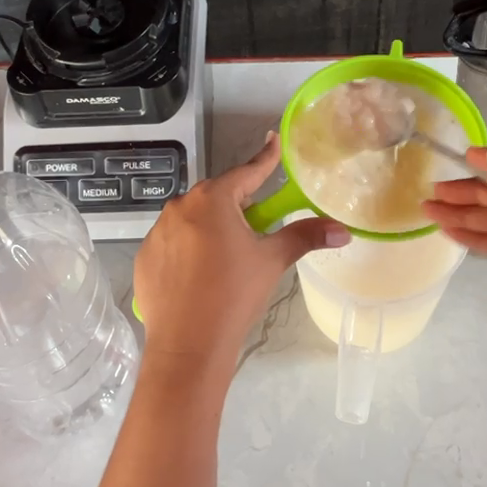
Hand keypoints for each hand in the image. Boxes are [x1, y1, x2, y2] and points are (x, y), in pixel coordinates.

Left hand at [134, 133, 349, 367]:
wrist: (187, 347)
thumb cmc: (233, 295)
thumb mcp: (271, 261)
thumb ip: (305, 236)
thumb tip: (342, 230)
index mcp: (213, 199)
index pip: (247, 172)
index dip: (265, 158)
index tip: (273, 139)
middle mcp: (180, 206)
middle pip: (218, 197)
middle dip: (238, 206)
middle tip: (256, 228)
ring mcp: (157, 231)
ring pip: (193, 220)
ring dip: (211, 229)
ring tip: (226, 262)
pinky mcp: (144, 257)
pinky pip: (172, 243)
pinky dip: (187, 251)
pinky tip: (199, 277)